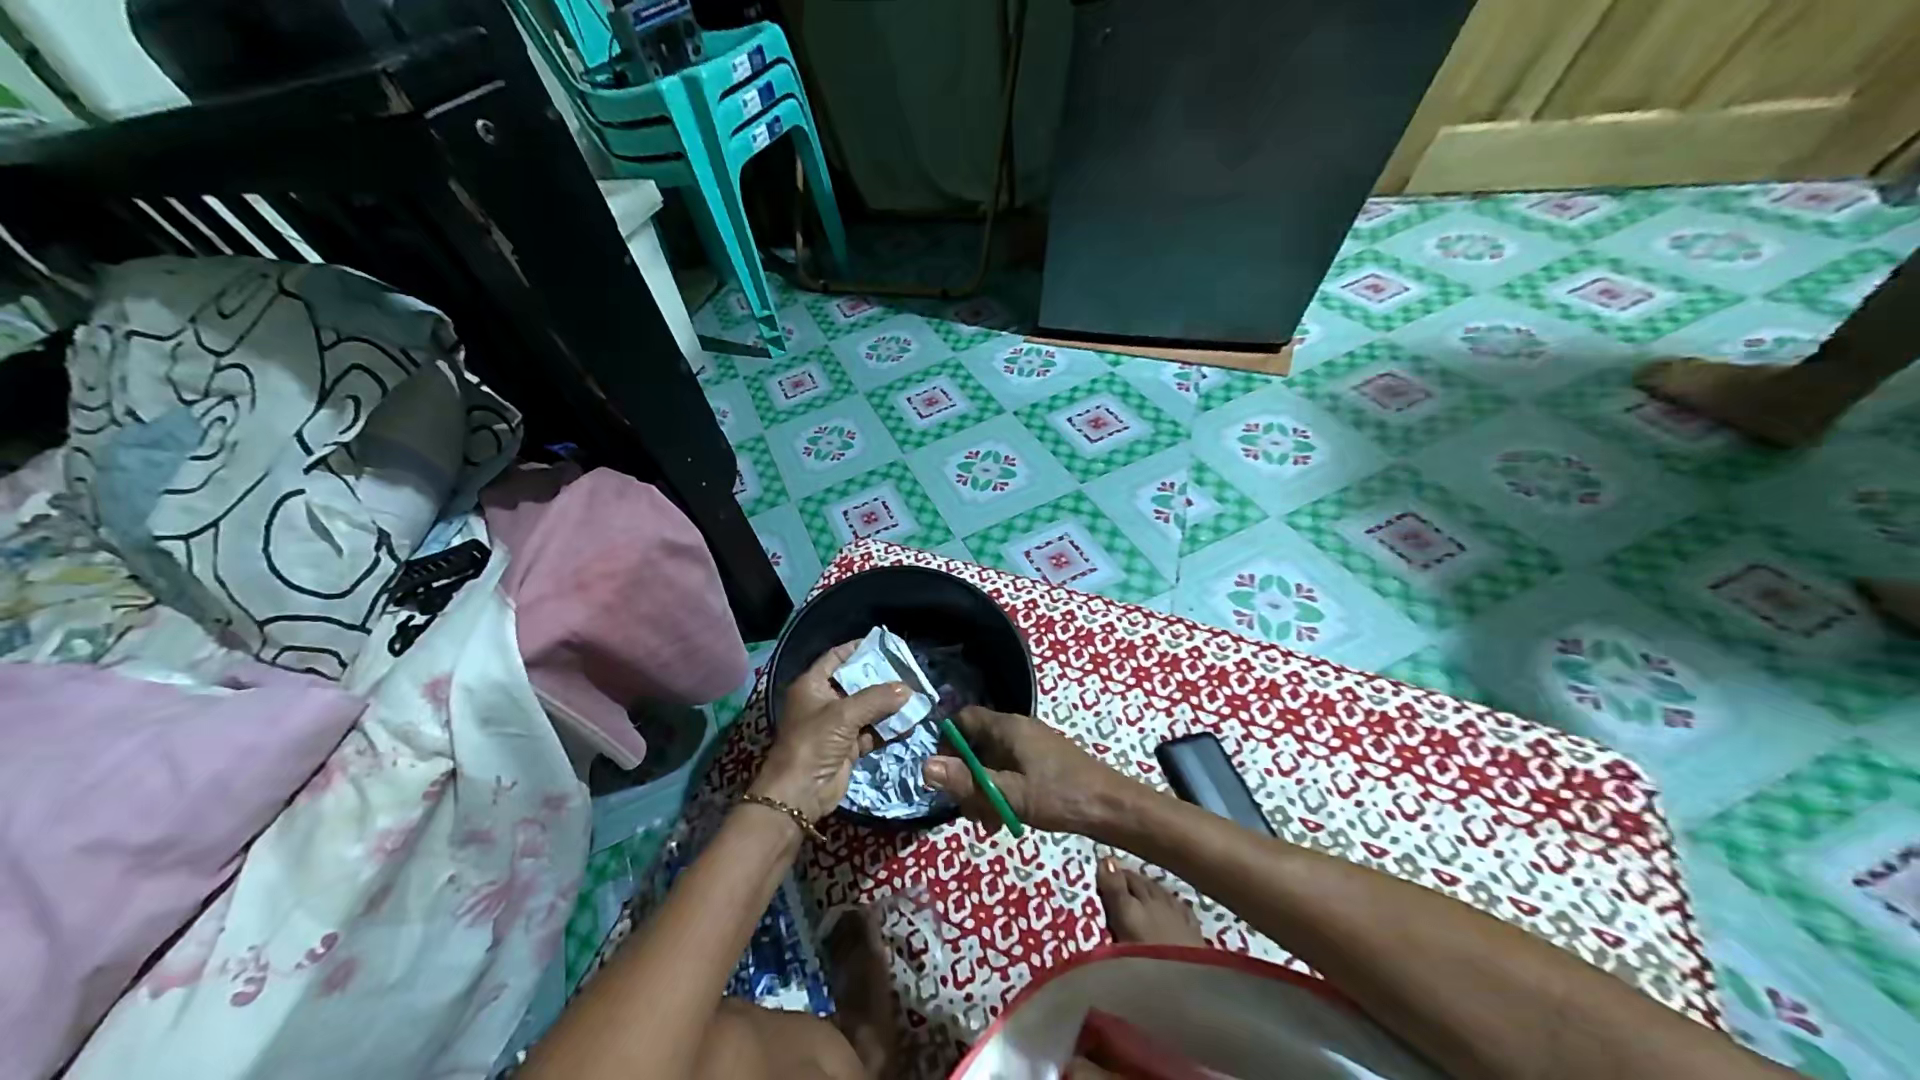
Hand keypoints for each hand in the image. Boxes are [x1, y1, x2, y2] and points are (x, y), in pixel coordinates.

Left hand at [749, 641, 907, 821]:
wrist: (799, 794)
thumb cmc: (813, 743)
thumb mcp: (844, 714)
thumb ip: (877, 698)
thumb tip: (906, 690)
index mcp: (811, 685)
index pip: (835, 658)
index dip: (857, 649)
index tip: (884, 644)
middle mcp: (823, 702)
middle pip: (855, 683)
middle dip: (881, 678)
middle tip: (908, 670)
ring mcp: (835, 726)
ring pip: (867, 708)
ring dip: (889, 704)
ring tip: (915, 695)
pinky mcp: (847, 746)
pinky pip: (872, 731)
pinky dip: (888, 727)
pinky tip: (909, 723)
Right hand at [921, 706, 1143, 835]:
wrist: (1111, 806)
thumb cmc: (1060, 796)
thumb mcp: (1009, 793)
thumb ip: (968, 781)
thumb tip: (925, 767)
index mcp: (1007, 728)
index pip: (963, 718)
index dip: (946, 742)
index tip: (943, 774)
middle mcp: (1017, 729)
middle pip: (976, 744)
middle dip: (967, 777)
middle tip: (970, 811)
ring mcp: (1031, 744)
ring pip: (992, 761)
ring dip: (984, 790)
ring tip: (990, 822)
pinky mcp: (1042, 761)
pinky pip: (1009, 769)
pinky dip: (1002, 790)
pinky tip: (1006, 818)